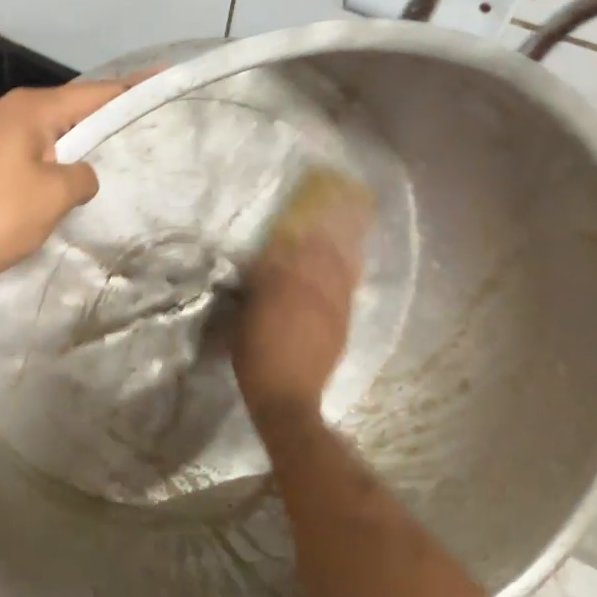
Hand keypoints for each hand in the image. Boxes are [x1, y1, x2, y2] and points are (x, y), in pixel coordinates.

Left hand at [0, 73, 155, 292]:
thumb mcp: (52, 196)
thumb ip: (81, 177)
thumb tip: (77, 175)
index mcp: (28, 108)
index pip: (94, 92)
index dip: (132, 88)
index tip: (165, 76)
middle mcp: (3, 111)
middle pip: (66, 109)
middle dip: (101, 119)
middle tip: (140, 129)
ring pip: (41, 134)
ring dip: (71, 147)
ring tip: (103, 160)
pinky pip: (20, 154)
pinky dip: (44, 164)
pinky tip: (54, 183)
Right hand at [233, 172, 372, 415]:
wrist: (289, 399)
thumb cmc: (256, 361)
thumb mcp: (243, 323)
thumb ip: (256, 291)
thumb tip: (264, 265)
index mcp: (284, 289)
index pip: (292, 248)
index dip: (299, 224)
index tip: (305, 200)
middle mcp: (314, 291)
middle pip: (323, 249)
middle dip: (329, 223)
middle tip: (338, 196)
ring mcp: (333, 307)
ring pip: (341, 264)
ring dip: (345, 239)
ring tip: (352, 215)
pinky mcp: (342, 321)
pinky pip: (349, 285)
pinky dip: (351, 265)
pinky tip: (354, 255)